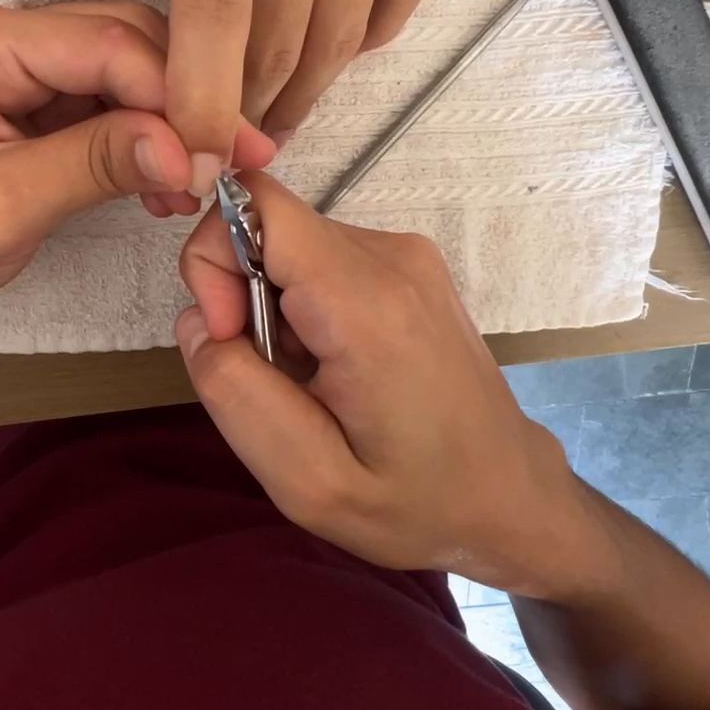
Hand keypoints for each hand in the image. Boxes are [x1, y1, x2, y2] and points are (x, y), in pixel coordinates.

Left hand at [0, 0, 275, 323]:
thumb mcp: (9, 203)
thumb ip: (97, 163)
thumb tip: (191, 150)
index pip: (102, 45)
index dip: (169, 97)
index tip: (220, 156)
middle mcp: (9, 36)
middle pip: (125, 45)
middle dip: (180, 105)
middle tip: (232, 164)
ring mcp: (31, 69)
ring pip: (132, 75)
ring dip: (171, 128)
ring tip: (197, 187)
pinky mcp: (49, 106)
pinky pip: (119, 109)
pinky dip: (151, 145)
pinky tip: (169, 187)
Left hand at [12, 0, 435, 193]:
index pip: (216, 18)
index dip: (203, 101)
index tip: (188, 156)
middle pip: (277, 47)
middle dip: (245, 114)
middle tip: (215, 149)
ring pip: (339, 37)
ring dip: (302, 94)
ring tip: (266, 123)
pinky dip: (367, 40)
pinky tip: (334, 58)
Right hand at [173, 173, 610, 599]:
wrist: (511, 498)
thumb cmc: (417, 504)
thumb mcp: (307, 483)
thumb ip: (234, 392)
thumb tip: (198, 321)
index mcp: (367, 303)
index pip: (255, 204)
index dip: (214, 260)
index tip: (228, 338)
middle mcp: (390, 254)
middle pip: (264, 227)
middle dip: (237, 297)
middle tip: (272, 377)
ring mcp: (404, 254)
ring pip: (285, 247)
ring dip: (268, 309)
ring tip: (308, 380)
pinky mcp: (404, 264)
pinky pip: (315, 261)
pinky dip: (298, 308)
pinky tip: (330, 366)